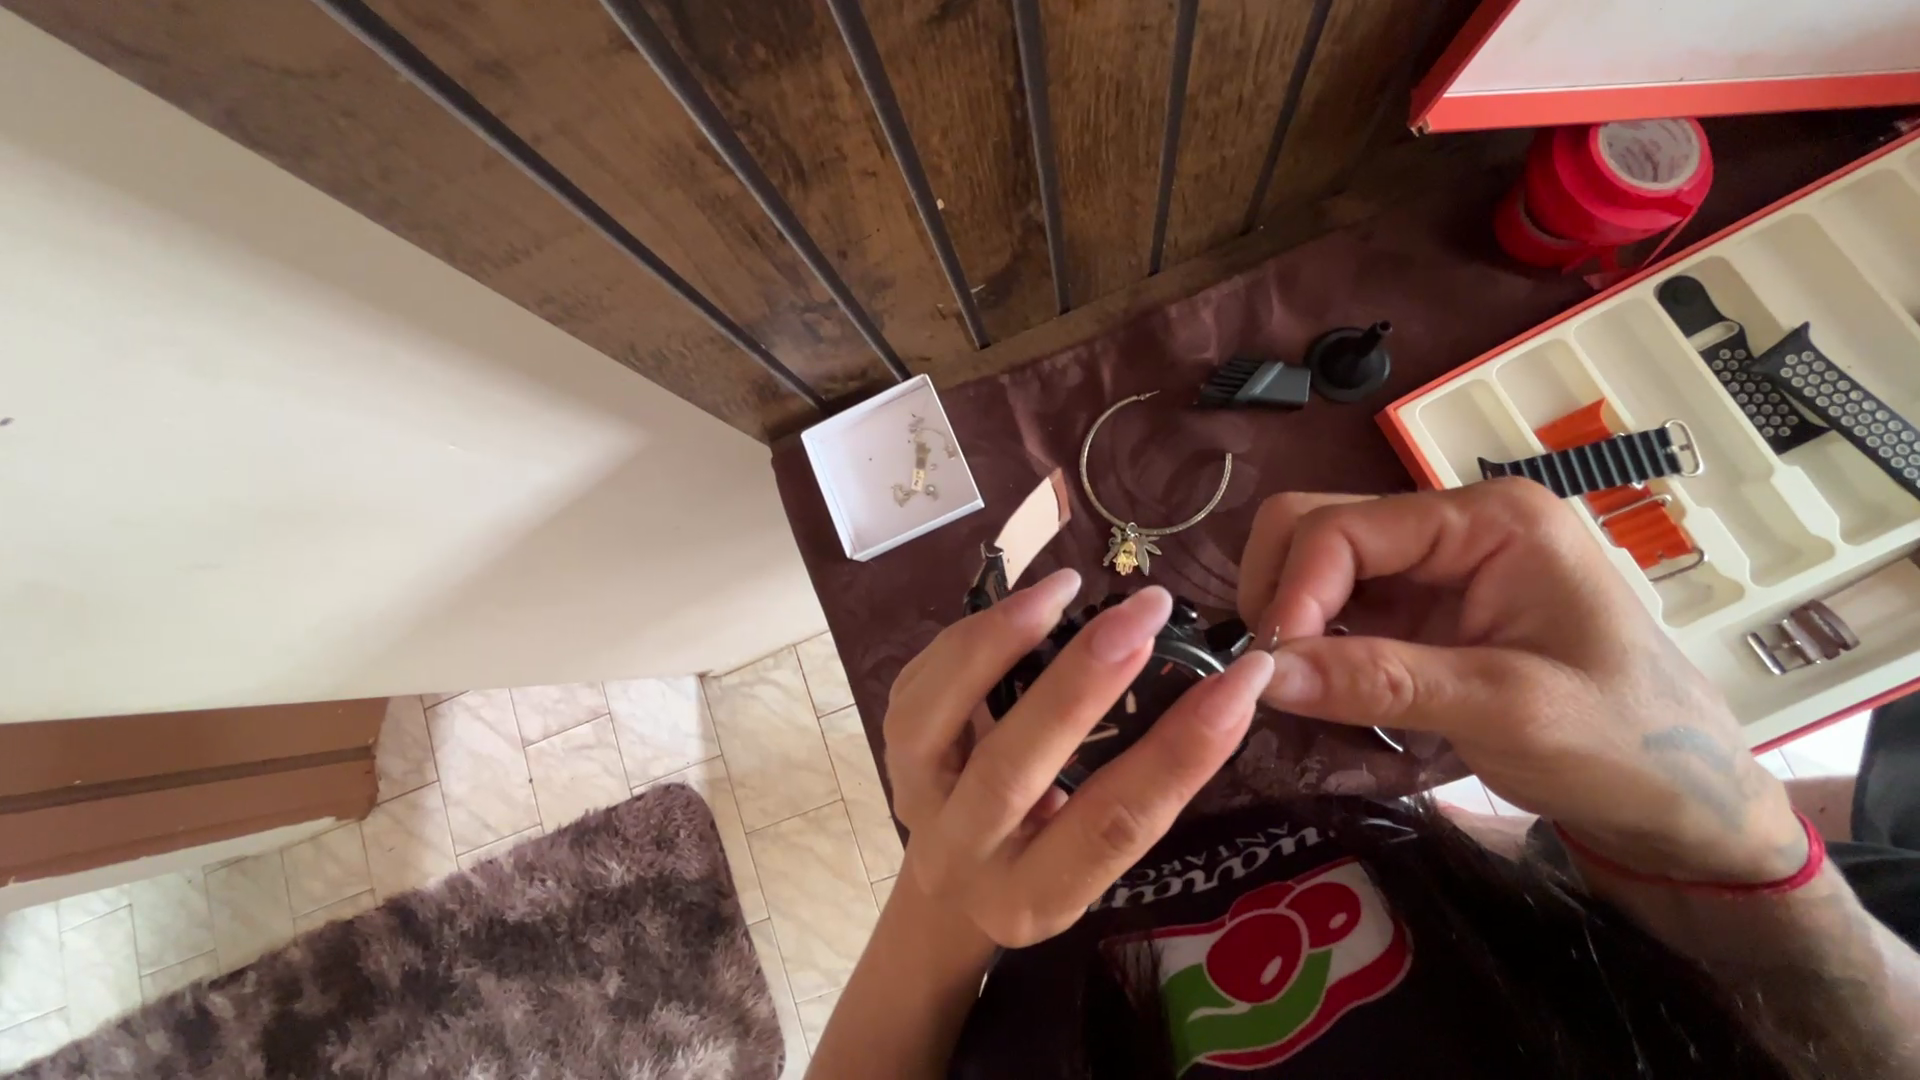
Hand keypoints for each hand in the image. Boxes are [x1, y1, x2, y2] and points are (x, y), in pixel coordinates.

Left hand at [885, 570, 1272, 946]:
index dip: (1183, 751)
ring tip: (1066, 587)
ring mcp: (912, 800)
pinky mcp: (888, 752)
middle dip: (1082, 681)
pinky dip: (969, 637)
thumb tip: (1203, 687)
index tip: (1244, 678)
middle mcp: (962, 854)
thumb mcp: (1090, 856)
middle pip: (1012, 767)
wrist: (950, 890)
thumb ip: (1128, 790)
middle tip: (1148, 610)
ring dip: (1001, 642)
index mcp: (1035, 896)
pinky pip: (917, 685)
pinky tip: (1023, 603)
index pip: (1114, 824)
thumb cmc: (1044, 863)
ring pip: (934, 718)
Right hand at [1236, 482, 1805, 884]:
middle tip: (1274, 669)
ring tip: (1292, 682)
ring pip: (1308, 564)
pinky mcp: (1411, 608)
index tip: (1273, 669)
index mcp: (1488, 519)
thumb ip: (1382, 682)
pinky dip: (1304, 641)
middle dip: (1277, 594)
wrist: (1681, 802)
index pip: (1342, 528)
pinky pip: (1327, 605)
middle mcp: (1449, 526)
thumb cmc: (1626, 744)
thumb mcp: (1508, 711)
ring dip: (1284, 618)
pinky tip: (1313, 684)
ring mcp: (1427, 566)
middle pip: (1311, 527)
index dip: (1293, 592)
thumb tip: (1263, 675)